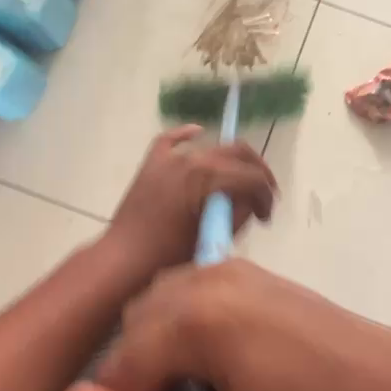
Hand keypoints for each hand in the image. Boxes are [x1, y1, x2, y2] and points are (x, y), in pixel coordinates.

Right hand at [60, 260, 390, 390]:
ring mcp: (227, 266)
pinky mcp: (246, 267)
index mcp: (194, 323)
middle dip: (137, 381)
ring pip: (154, 306)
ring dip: (156, 349)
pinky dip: (181, 323)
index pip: (115, 373)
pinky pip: (186, 290)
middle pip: (130, 332)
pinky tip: (220, 361)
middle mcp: (202, 280)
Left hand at [101, 125, 277, 270]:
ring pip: (212, 148)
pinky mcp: (152, 163)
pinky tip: (198, 132)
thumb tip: (250, 201)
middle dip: (258, 172)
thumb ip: (238, 213)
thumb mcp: (212, 235)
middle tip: (265, 195)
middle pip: (238, 152)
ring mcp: (169, 158)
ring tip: (240, 182)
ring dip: (232, 162)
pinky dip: (187, 135)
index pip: (252, 177)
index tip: (267, 217)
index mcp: (208, 176)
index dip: (266, 195)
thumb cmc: (169, 255)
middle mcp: (191, 158)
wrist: (124, 259)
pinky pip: (171, 140)